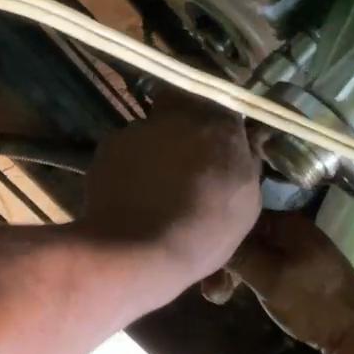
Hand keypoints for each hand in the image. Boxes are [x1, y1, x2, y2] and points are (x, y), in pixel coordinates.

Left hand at [76, 89, 259, 282]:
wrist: (138, 251)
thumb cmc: (203, 231)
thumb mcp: (246, 203)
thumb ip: (245, 162)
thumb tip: (245, 143)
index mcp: (219, 125)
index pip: (220, 102)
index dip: (214, 121)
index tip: (213, 141)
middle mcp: (177, 116)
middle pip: (179, 106)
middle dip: (179, 128)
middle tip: (181, 161)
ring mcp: (138, 128)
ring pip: (149, 130)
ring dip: (152, 149)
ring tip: (151, 186)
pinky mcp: (107, 145)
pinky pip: (124, 150)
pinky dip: (127, 165)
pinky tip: (128, 193)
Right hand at [204, 211, 353, 351]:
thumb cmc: (312, 301)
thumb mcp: (269, 278)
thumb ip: (238, 255)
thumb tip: (207, 234)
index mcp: (286, 221)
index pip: (238, 216)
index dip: (216, 236)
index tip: (200, 261)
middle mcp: (290, 228)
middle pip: (242, 234)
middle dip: (221, 258)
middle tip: (209, 290)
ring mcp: (295, 247)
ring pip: (250, 251)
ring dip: (231, 270)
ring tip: (217, 296)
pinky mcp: (297, 267)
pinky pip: (262, 262)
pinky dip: (246, 275)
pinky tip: (233, 292)